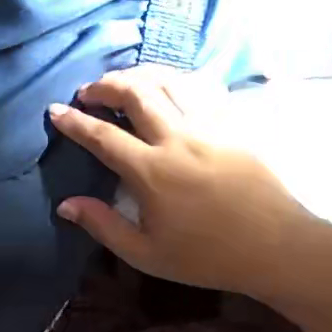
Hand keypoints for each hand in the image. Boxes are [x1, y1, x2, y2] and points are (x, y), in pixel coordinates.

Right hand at [48, 68, 331, 304]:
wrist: (276, 247)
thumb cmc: (206, 256)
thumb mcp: (145, 253)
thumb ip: (103, 225)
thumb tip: (66, 205)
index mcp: (151, 172)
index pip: (103, 136)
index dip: (74, 122)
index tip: (55, 110)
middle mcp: (178, 139)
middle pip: (135, 93)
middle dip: (105, 85)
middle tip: (88, 92)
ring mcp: (210, 127)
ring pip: (169, 81)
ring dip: (139, 75)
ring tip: (123, 81)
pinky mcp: (234, 124)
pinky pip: (202, 87)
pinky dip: (178, 78)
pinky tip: (169, 84)